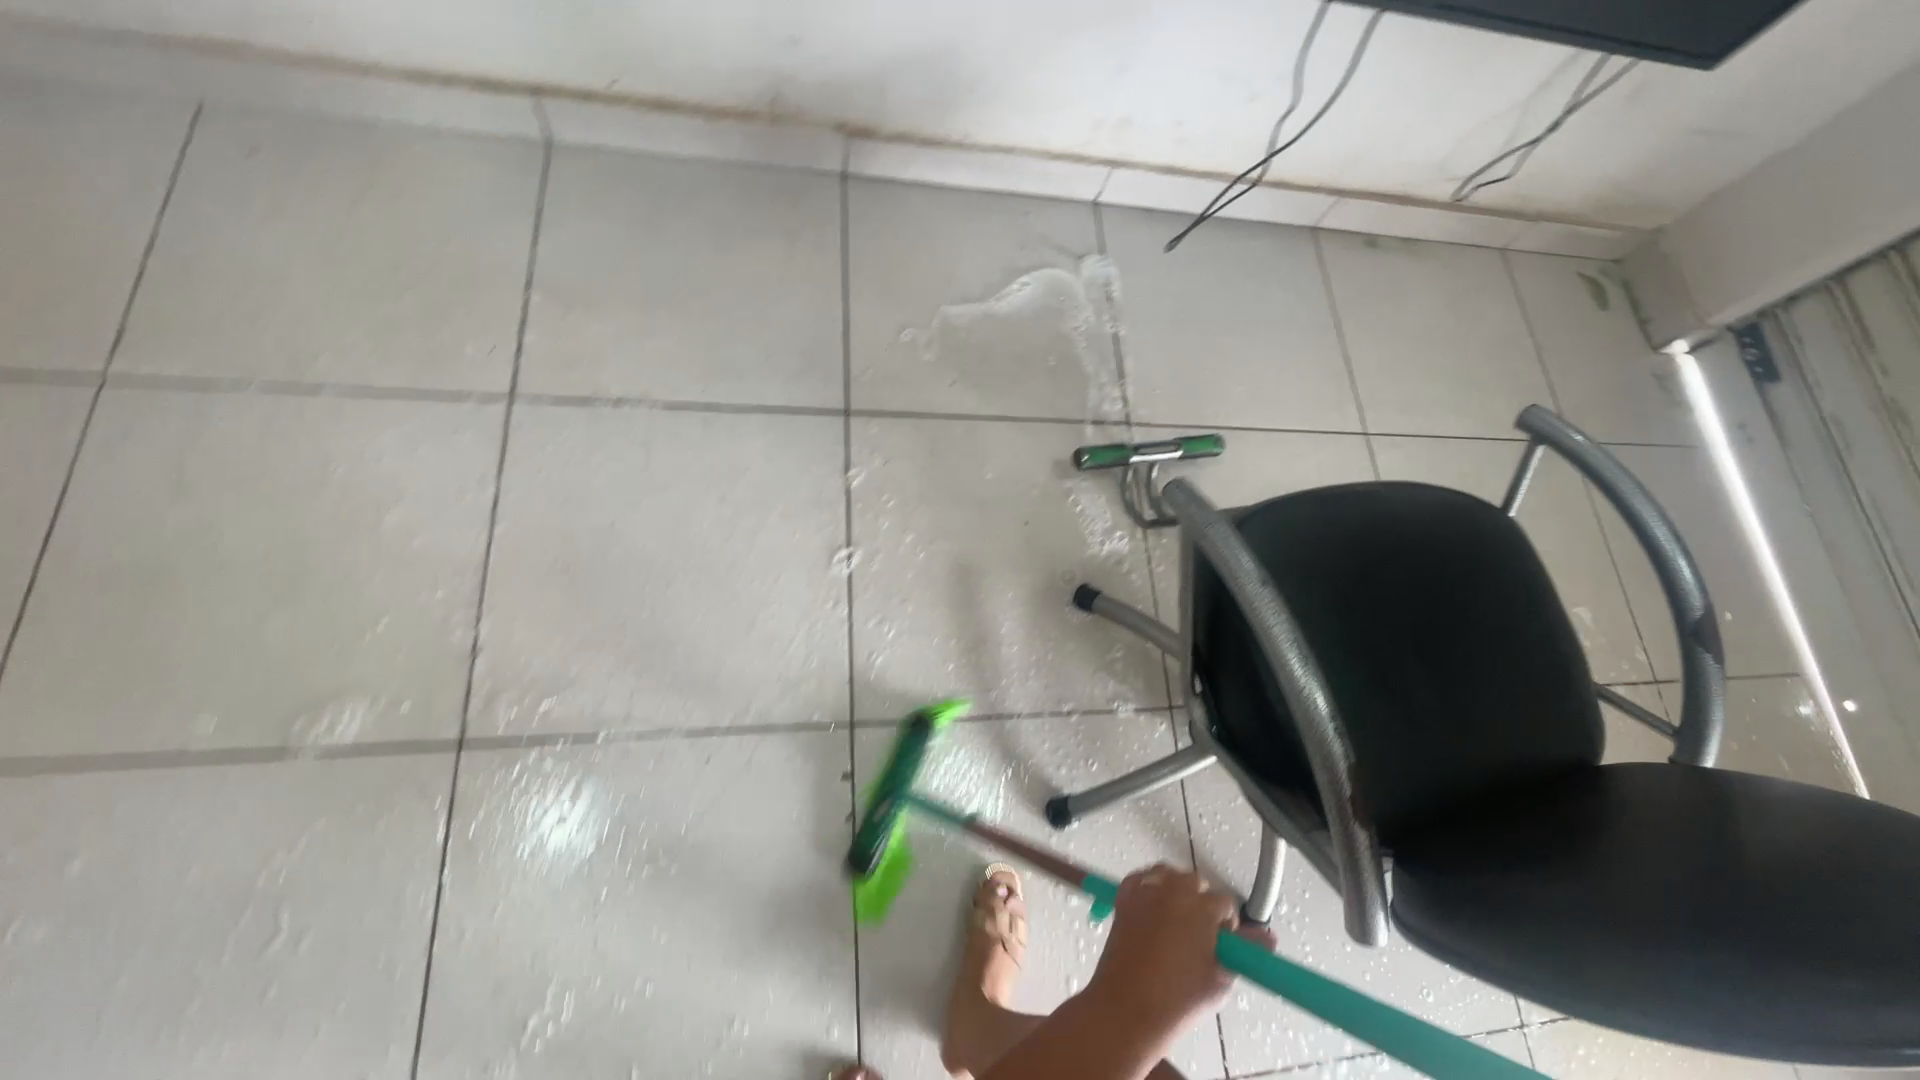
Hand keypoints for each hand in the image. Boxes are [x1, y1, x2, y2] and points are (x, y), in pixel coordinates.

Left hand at [1082, 864, 1277, 1034]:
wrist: (1129, 1006)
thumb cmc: (1181, 997)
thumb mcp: (1222, 978)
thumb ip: (1246, 952)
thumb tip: (1269, 937)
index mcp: (1202, 907)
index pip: (1225, 903)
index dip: (1227, 924)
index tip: (1221, 945)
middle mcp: (1173, 890)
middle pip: (1196, 883)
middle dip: (1202, 904)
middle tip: (1199, 936)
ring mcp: (1145, 892)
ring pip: (1168, 874)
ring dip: (1176, 890)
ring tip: (1176, 921)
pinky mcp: (1123, 900)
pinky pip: (1140, 878)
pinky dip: (1147, 886)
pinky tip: (1151, 907)